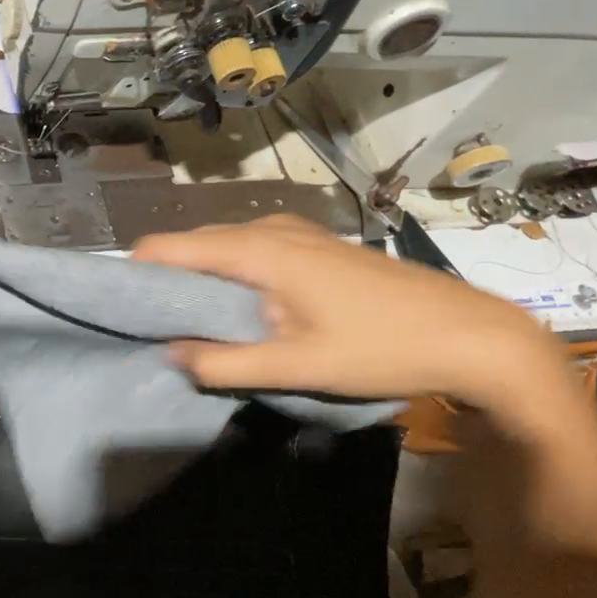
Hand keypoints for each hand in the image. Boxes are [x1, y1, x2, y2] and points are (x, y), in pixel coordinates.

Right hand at [132, 215, 566, 412]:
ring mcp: (294, 234)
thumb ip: (226, 363)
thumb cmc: (384, 348)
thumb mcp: (300, 367)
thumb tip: (171, 355)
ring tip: (192, 325)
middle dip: (166, 281)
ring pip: (219, 249)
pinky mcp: (312, 246)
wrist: (474, 335)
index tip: (122, 308)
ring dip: (198, 282)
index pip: (168, 247)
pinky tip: (239, 313)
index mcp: (258, 252)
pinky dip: (227, 277)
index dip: (137, 273)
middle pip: (190, 245)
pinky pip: (246, 253)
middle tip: (155, 328)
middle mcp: (269, 230)